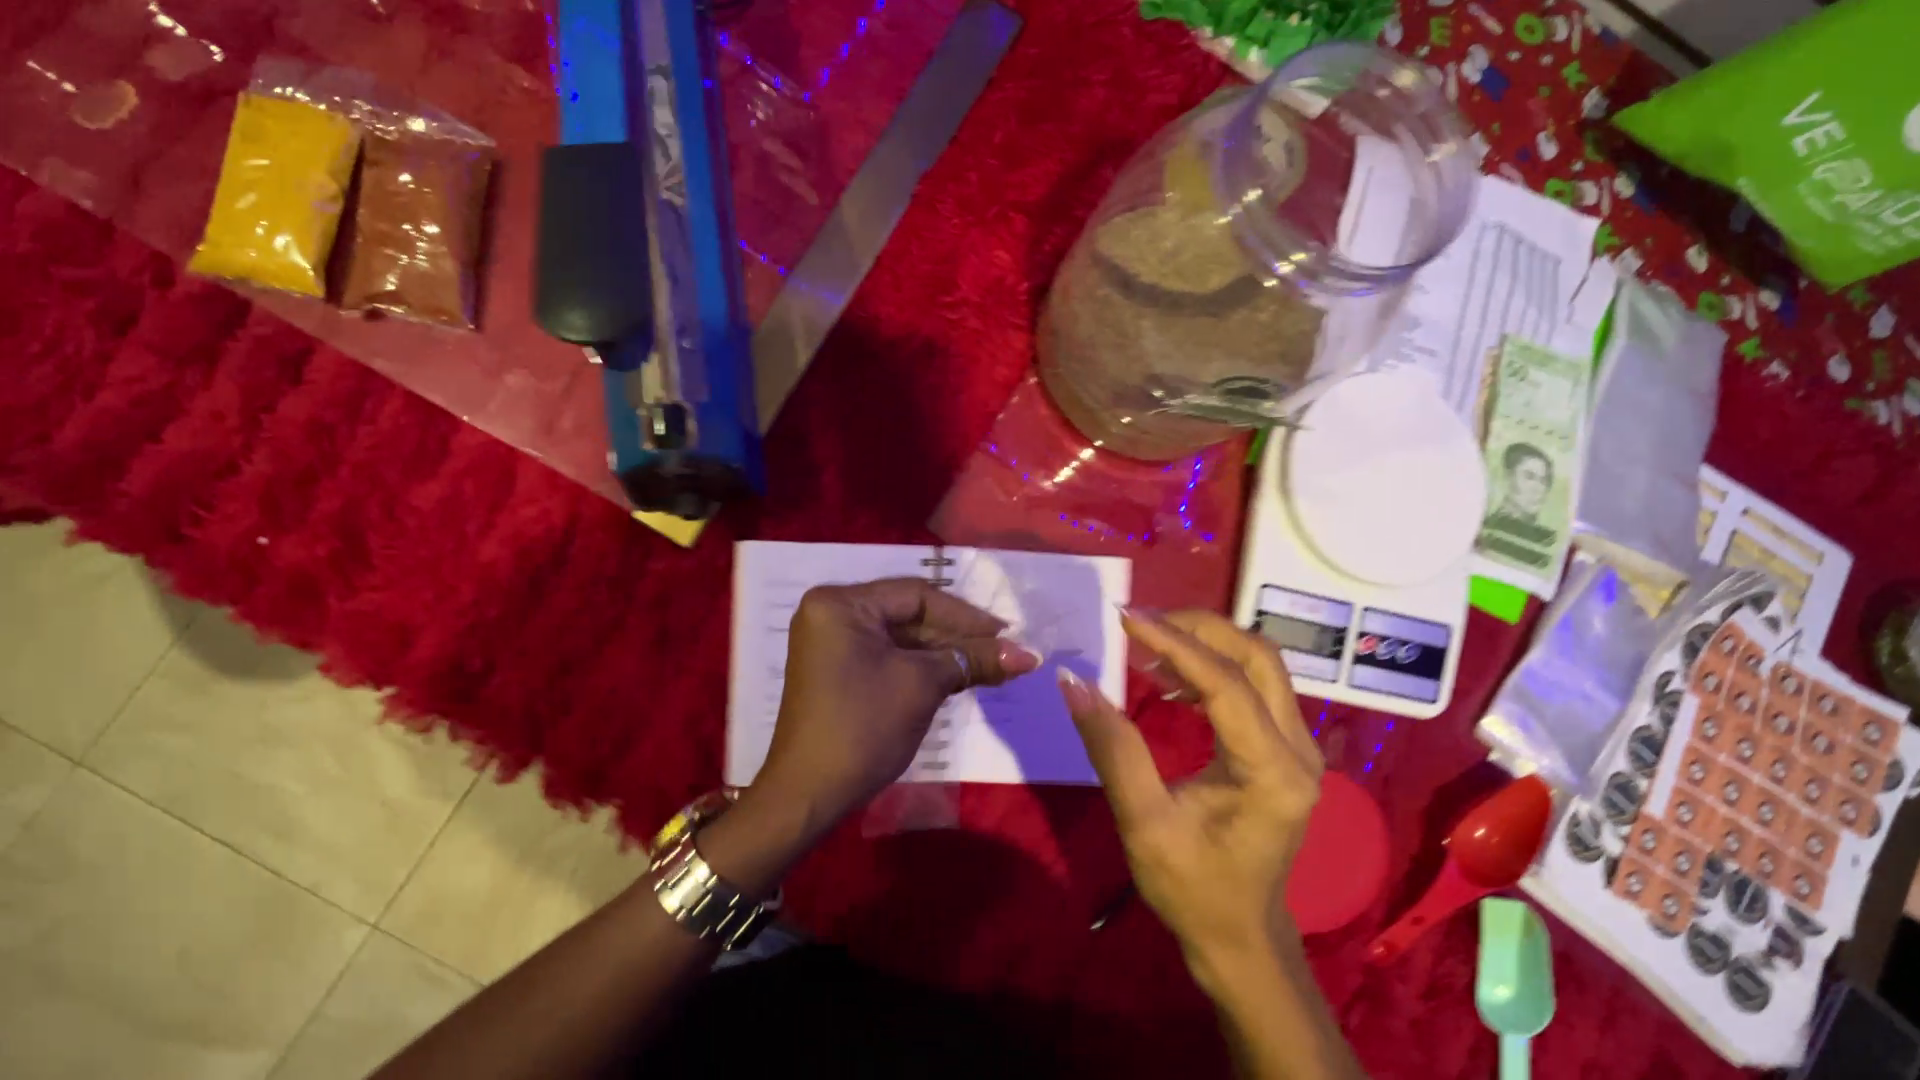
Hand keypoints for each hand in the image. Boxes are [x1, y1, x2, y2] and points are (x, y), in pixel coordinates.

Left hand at [754, 578, 1039, 826]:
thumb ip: (972, 660)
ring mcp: (834, 644)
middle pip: (910, 614)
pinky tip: (963, 675)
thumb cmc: (863, 728)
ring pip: (904, 638)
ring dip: (947, 654)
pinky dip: (925, 667)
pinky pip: (890, 657)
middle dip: (960, 637)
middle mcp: (833, 614)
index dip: (967, 616)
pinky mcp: (840, 671)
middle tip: (1008, 652)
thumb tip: (1027, 654)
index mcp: (840, 604)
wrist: (810, 793)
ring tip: (996, 666)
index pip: (916, 595)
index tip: (1009, 634)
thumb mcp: (922, 686)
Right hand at [1059, 609, 1323, 963]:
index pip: (1226, 683)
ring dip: (1205, 645)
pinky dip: (1212, 669)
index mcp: (1273, 772)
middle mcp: (1299, 750)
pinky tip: (1169, 680)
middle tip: (1139, 625)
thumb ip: (1113, 749)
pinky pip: (1254, 688)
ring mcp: (1299, 748)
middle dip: (1198, 630)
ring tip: (1146, 647)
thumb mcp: (1143, 823)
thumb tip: (1073, 681)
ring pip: (1260, 666)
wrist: (1239, 935)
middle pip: (1258, 657)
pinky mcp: (1285, 750)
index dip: (1174, 644)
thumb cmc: (1192, 889)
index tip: (1126, 618)